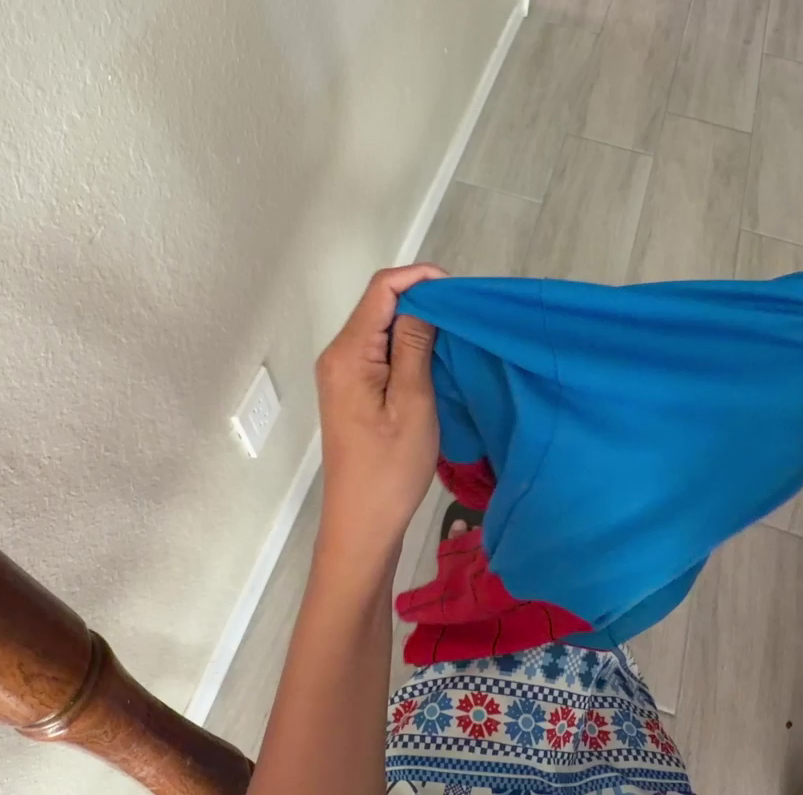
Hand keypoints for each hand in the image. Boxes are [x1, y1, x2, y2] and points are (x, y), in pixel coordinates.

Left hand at [314, 264, 447, 558]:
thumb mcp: (413, 403)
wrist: (362, 524)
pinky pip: (380, 349)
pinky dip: (408, 345)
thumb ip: (416, 345)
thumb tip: (424, 301)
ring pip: (382, 326)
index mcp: (348, 353)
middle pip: (379, 304)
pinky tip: (436, 356)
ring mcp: (343, 372)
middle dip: (422, 299)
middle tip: (465, 314)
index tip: (458, 291)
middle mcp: (338, 354)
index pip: (381, 290)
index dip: (419, 277)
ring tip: (457, 333)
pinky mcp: (352, 388)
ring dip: (417, 323)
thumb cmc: (390, 469)